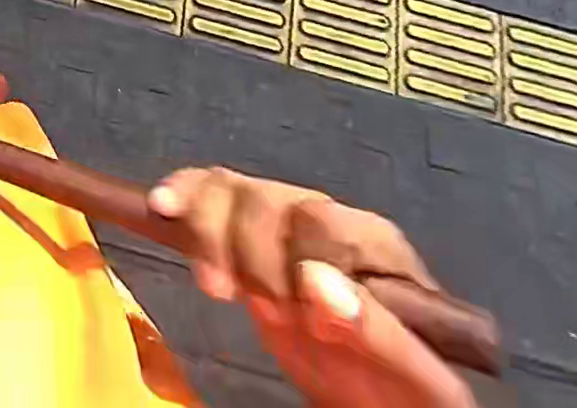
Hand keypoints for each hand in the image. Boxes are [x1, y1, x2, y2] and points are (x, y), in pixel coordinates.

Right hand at [148, 168, 474, 407]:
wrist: (371, 394)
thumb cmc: (400, 388)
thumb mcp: (413, 378)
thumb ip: (375, 329)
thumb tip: (315, 281)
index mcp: (370, 238)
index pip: (318, 220)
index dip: (297, 264)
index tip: (297, 318)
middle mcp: (320, 212)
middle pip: (265, 199)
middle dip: (251, 257)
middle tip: (260, 310)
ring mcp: (278, 216)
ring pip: (230, 189)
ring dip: (209, 231)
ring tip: (215, 286)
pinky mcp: (241, 228)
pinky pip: (207, 191)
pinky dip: (183, 194)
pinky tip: (163, 205)